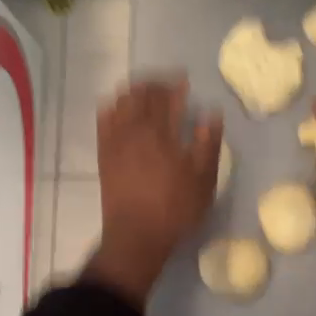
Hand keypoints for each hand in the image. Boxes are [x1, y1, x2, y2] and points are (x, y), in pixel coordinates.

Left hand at [84, 78, 223, 305]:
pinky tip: (117, 107)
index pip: (169, 98)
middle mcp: (137, 130)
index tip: (184, 79)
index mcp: (163, 134)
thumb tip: (212, 114)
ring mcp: (116, 141)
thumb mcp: (203, 182)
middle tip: (166, 84)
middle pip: (142, 94)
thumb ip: (208, 145)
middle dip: (155, 83)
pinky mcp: (103, 153)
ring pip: (120, 102)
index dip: (176, 85)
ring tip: (144, 91)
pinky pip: (103, 120)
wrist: (136, 235)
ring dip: (133, 91)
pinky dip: (112, 107)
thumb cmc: (175, 211)